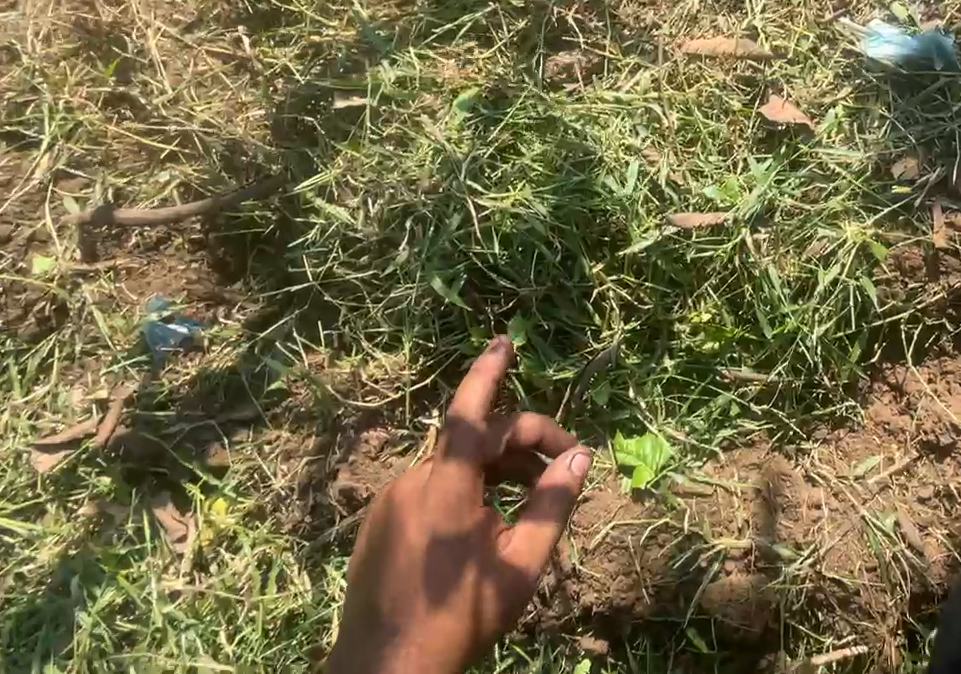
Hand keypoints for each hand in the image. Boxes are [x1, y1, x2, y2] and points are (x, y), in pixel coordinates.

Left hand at [329, 337, 591, 673]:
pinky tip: (487, 520)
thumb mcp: (522, 564)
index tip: (503, 340)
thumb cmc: (460, 619)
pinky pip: (433, 486)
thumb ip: (553, 502)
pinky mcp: (379, 522)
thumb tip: (581, 456)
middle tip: (563, 467)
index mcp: (446, 487)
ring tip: (530, 498)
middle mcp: (413, 482)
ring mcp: (390, 502)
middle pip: (477, 440)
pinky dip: (468, 487)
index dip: (487, 371)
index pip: (470, 412)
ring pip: (456, 465)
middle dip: (524, 443)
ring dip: (498, 468)